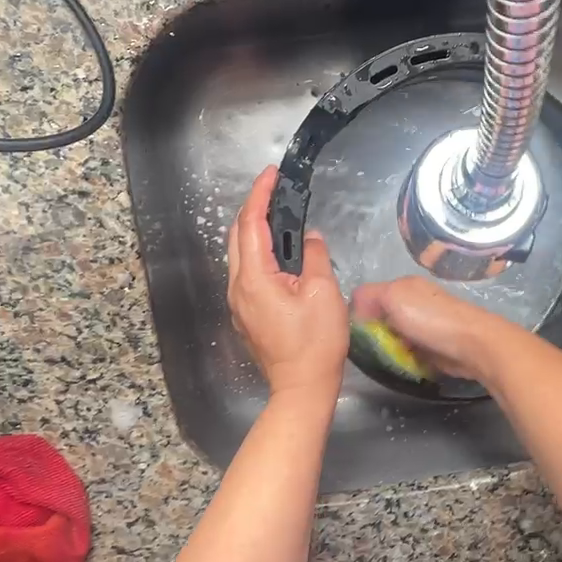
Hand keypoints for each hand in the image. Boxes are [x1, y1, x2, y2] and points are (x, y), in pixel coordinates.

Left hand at [227, 166, 347, 398]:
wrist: (302, 387)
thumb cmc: (315, 343)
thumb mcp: (323, 292)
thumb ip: (313, 257)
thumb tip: (309, 238)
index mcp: (254, 278)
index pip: (251, 224)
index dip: (259, 195)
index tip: (270, 174)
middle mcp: (238, 288)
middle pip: (237, 236)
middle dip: (254, 210)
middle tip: (276, 192)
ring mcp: (239, 304)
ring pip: (240, 255)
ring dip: (256, 232)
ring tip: (281, 218)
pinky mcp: (247, 315)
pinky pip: (247, 274)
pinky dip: (259, 254)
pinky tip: (279, 254)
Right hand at [350, 277, 525, 383]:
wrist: (472, 345)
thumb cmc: (430, 319)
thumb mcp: (392, 297)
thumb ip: (369, 296)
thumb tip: (356, 307)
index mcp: (404, 285)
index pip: (370, 296)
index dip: (360, 312)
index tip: (354, 331)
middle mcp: (416, 301)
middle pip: (383, 317)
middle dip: (375, 332)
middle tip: (368, 347)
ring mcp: (427, 325)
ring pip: (396, 336)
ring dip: (390, 347)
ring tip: (384, 357)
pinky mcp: (435, 346)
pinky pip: (410, 352)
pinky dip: (405, 358)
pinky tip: (402, 364)